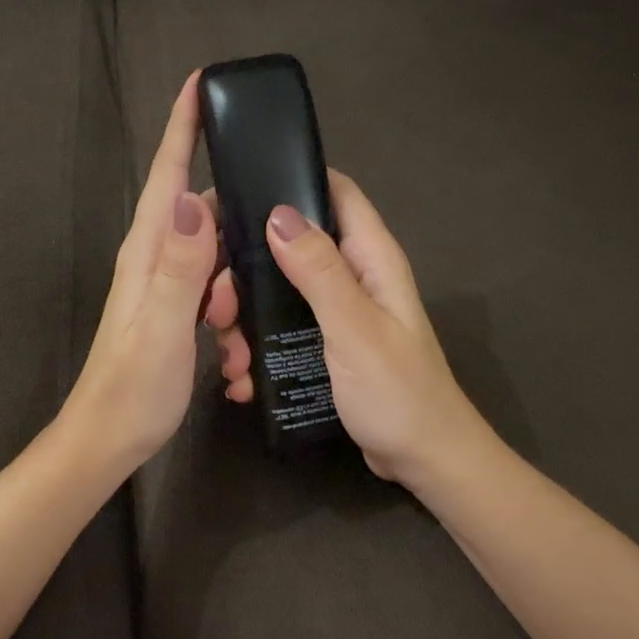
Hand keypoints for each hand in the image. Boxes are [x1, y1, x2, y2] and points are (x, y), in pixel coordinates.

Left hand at [62, 71, 226, 469]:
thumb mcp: (162, 326)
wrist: (109, 438)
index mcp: (147, 251)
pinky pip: (211, 288)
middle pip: (202, 210)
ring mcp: (163, 284)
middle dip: (235, 229)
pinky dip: (227, 309)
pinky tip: (231, 347)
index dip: (182, 126)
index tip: (200, 82)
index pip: (167, 174)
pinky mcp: (173, 309)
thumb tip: (195, 199)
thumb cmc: (134, 387)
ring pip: (213, 254)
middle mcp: (153, 257)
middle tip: (245, 281)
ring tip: (230, 334)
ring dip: (233, 284)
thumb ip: (178, 266)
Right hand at [209, 170, 490, 484]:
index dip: (290, 178)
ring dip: (247, 314)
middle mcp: (355, 274)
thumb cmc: (397, 394)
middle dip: (247, 266)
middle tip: (215, 302)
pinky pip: (283, 328)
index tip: (233, 192)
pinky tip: (241, 374)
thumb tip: (278, 213)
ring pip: (280, 289)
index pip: (334, 191)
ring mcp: (340, 311)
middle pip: (293, 243)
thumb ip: (320, 272)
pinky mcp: (327, 344)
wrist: (424, 460)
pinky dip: (259, 344)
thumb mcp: (354, 329)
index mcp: (371, 257)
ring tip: (226, 348)